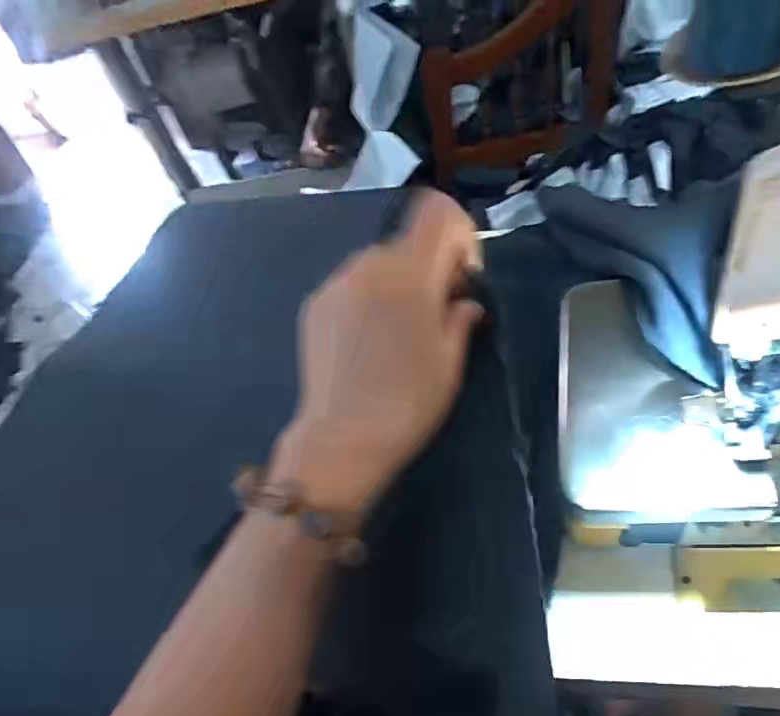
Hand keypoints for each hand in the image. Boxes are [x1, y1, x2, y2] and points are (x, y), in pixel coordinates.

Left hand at [270, 189, 483, 513]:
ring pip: (378, 266)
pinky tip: (368, 347)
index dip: (458, 236)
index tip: (461, 278)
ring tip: (397, 339)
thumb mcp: (450, 364)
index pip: (438, 212)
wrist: (343, 439)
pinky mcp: (315, 305)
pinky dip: (368, 303)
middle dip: (428, 270)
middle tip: (435, 318)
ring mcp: (336, 283)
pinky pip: (352, 288)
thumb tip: (464, 303)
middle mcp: (368, 264)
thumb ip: (460, 319)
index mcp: (410, 273)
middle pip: (408, 244)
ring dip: (396, 288)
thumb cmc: (409, 404)